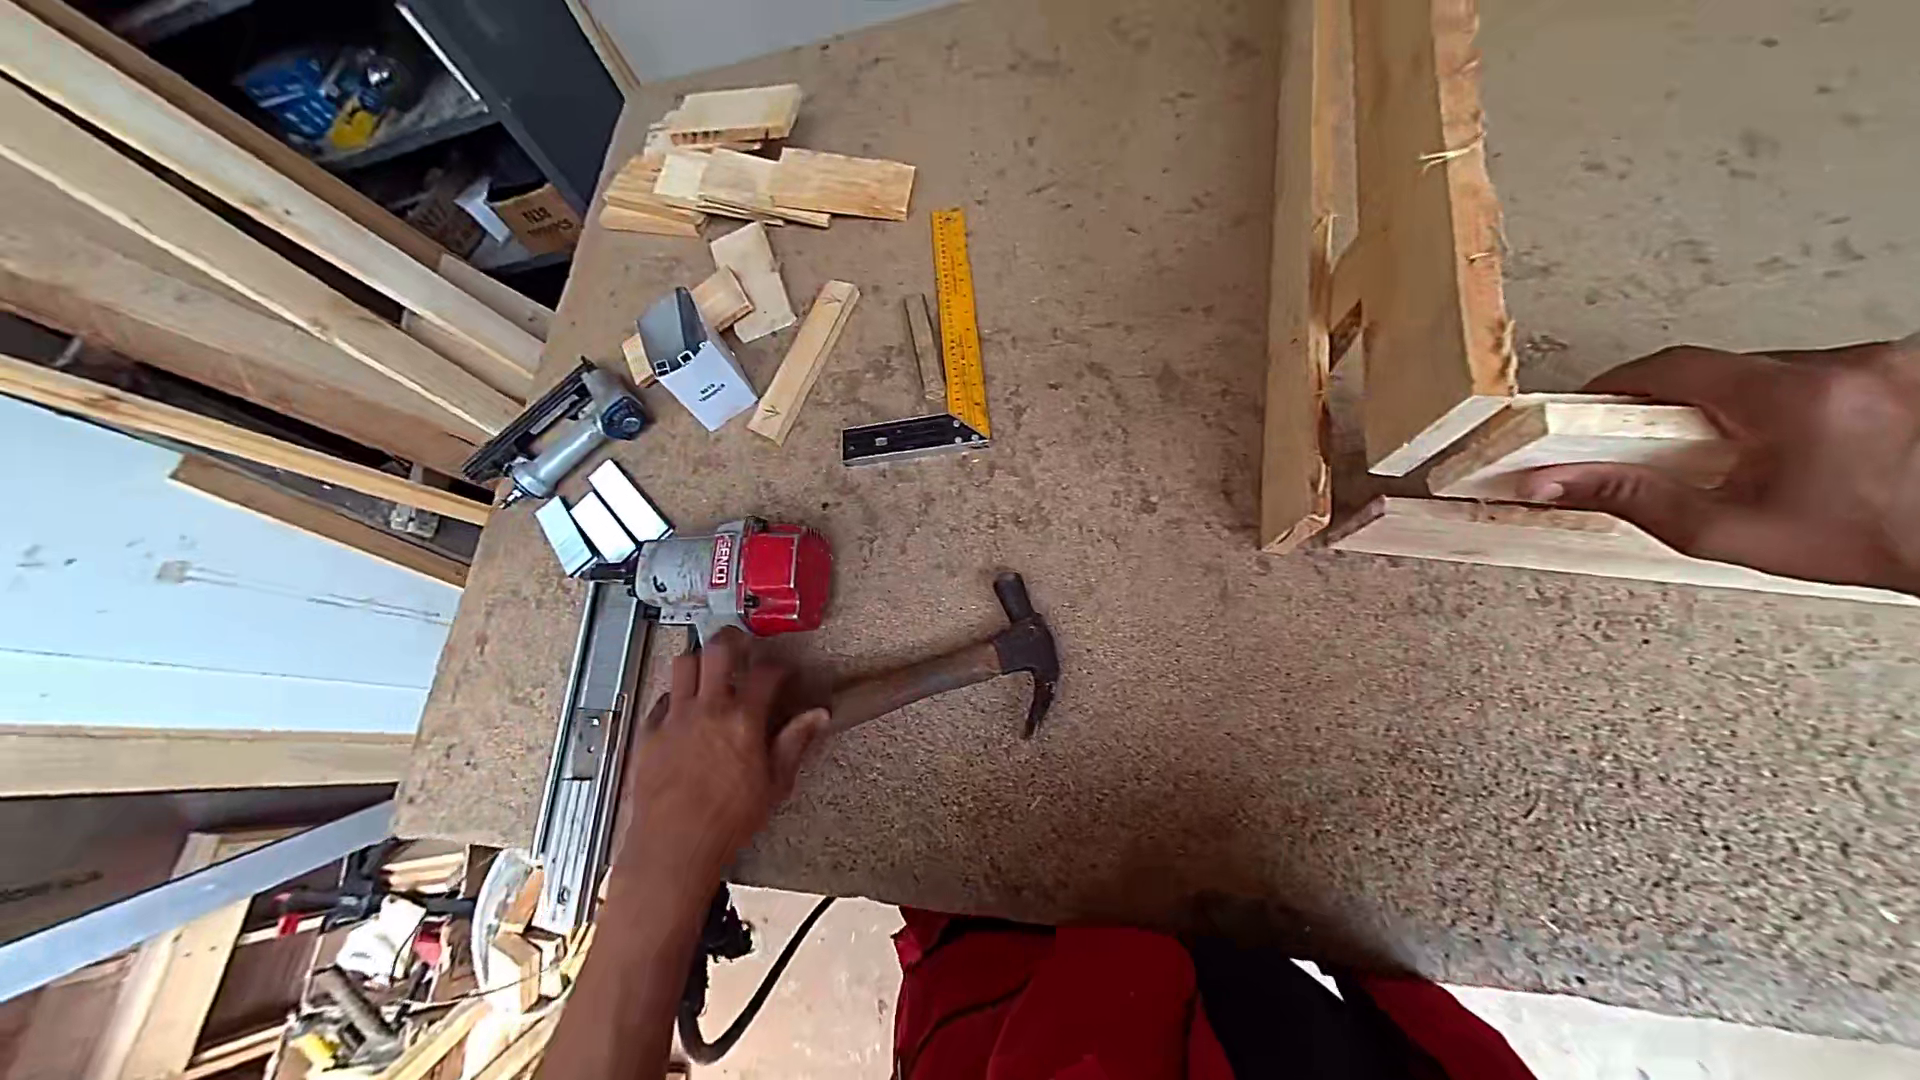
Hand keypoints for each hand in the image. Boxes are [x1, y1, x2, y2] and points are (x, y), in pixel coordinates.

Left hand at [612, 628, 827, 887]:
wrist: (674, 847)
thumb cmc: (726, 821)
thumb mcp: (774, 783)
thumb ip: (795, 742)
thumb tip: (817, 716)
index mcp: (742, 720)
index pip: (766, 673)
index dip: (779, 667)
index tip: (783, 673)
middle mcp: (707, 710)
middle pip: (717, 650)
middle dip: (733, 638)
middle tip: (741, 643)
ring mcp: (674, 719)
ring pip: (683, 664)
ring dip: (699, 660)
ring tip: (710, 668)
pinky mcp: (649, 735)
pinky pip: (660, 699)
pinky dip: (674, 695)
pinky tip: (684, 708)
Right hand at [1518, 337, 1919, 593]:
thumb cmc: (1877, 542)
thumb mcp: (1724, 531)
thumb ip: (1629, 499)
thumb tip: (1553, 482)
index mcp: (1798, 399)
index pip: (1674, 366)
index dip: (1621, 383)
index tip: (1592, 402)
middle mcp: (1854, 365)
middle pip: (1724, 368)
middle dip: (1687, 405)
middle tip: (1673, 447)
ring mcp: (1896, 362)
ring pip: (1774, 370)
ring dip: (1744, 404)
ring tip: (1749, 453)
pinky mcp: (1915, 369)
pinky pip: (1825, 371)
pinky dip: (1794, 402)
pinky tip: (1801, 442)